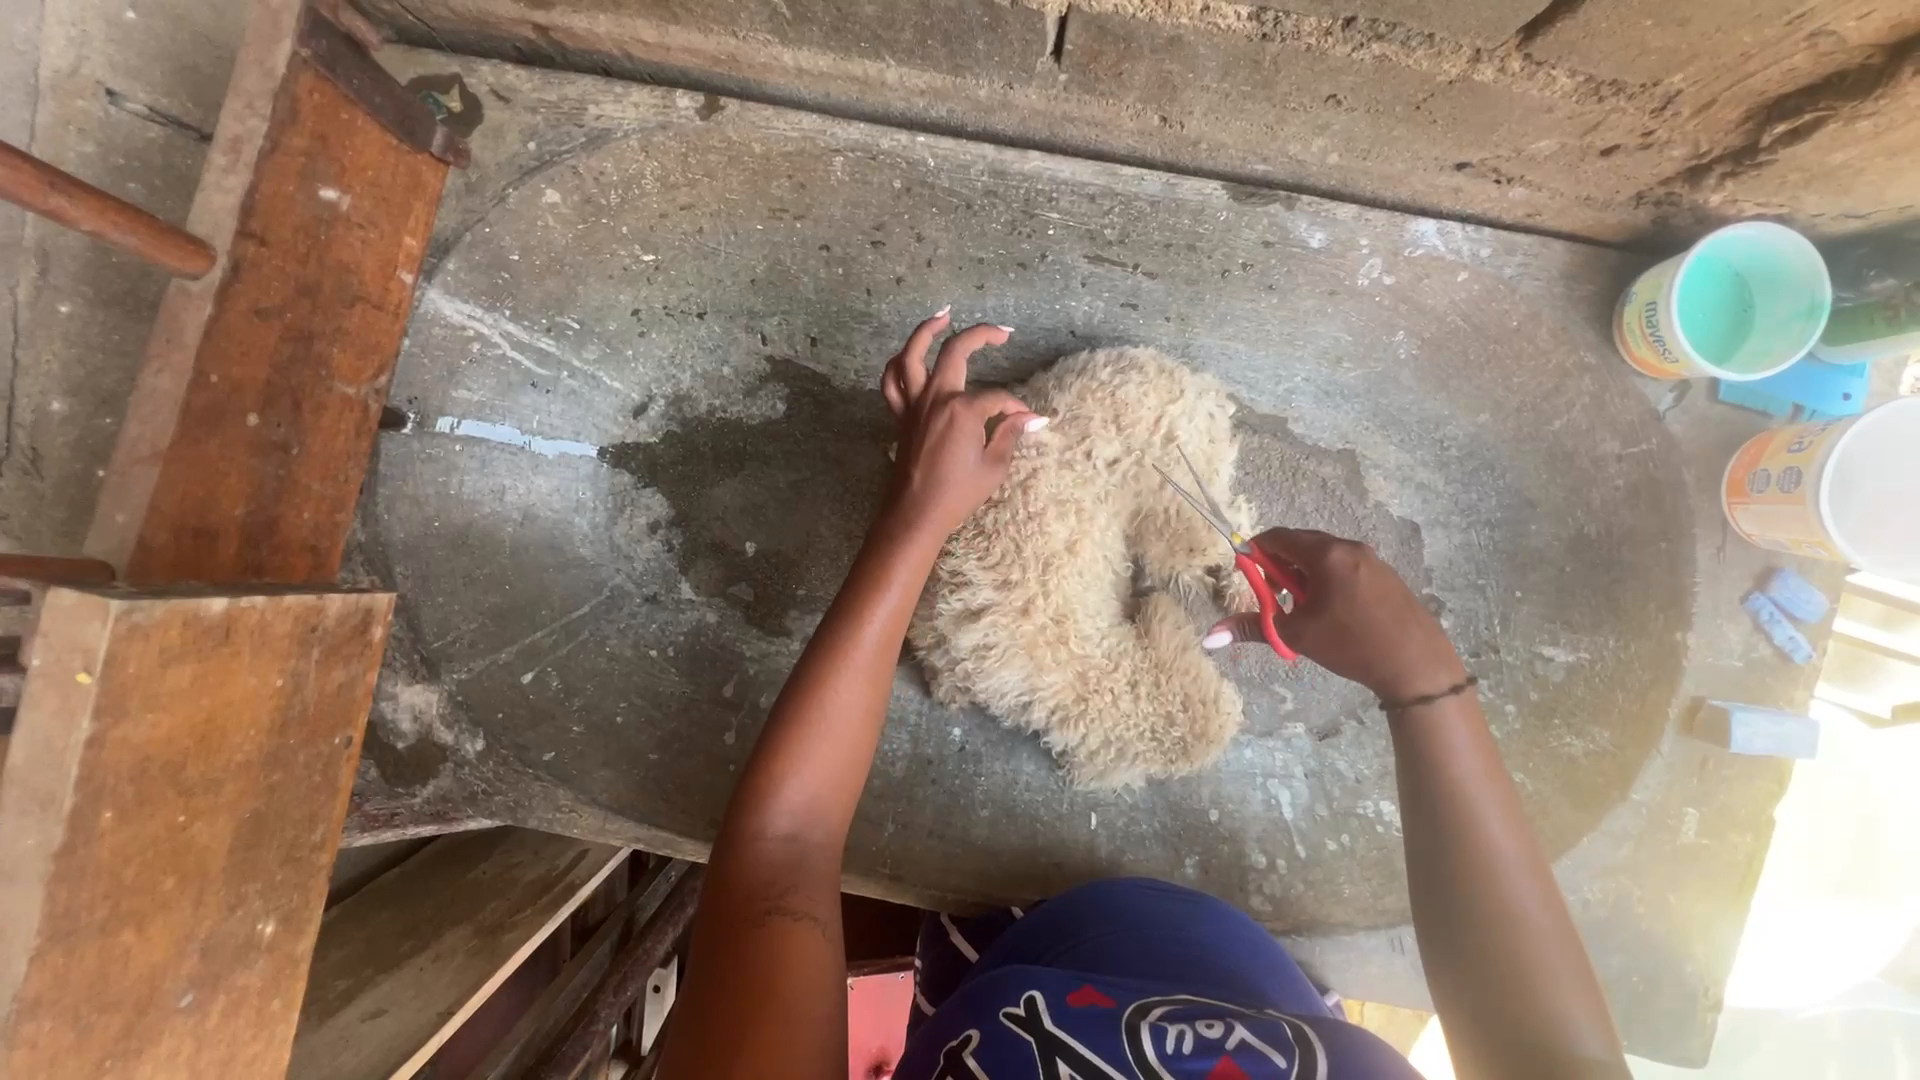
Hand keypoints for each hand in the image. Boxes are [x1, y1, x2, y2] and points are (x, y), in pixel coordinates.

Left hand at [879, 308, 1045, 537]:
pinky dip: (898, 364)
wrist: (916, 514)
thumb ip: (1010, 435)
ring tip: (943, 314)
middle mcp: (936, 398)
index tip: (1027, 421)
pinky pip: (892, 382)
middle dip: (982, 335)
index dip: (1016, 408)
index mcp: (963, 410)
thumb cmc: (957, 494)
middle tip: (1003, 332)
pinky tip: (909, 354)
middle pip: (957, 352)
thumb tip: (1033, 418)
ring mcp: (914, 404)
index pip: (997, 397)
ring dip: (927, 330)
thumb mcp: (993, 466)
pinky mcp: (900, 416)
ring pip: (912, 355)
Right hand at [1204, 528, 1465, 701]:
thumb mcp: (1296, 635)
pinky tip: (1331, 611)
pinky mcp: (1385, 573)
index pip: (1277, 538)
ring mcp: (1371, 558)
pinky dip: (1326, 579)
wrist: (1417, 664)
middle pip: (1300, 544)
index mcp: (1324, 555)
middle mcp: (1348, 547)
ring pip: (1322, 556)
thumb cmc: (1351, 644)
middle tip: (1275, 598)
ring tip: (1303, 609)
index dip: (1255, 553)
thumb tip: (1209, 636)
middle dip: (1279, 567)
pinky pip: (1344, 565)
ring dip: (1303, 575)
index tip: (1247, 576)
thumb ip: (1252, 627)